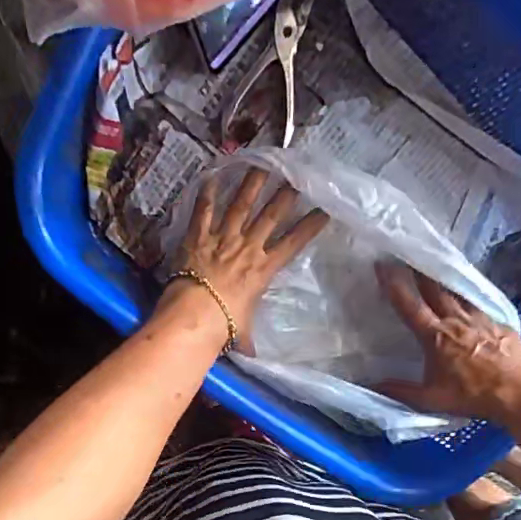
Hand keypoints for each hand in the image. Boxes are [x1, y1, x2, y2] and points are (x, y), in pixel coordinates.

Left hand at [162, 168, 329, 347]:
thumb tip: (251, 356)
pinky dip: (207, 194)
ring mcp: (222, 239)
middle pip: (271, 215)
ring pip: (241, 204)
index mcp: (263, 270)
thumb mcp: (242, 334)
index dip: (311, 225)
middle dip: (286, 193)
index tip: (325, 209)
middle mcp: (247, 248)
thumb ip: (247, 339)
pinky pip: (204, 212)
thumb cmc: (223, 327)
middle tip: (297, 174)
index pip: (293, 243)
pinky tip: (212, 176)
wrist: (195, 316)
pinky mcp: (198, 237)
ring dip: (252, 183)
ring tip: (262, 163)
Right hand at [377, 261, 520, 423]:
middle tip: (409, 256)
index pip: (409, 306)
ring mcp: (480, 319)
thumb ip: (400, 391)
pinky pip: (478, 304)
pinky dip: (466, 296)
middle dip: (419, 272)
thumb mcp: (431, 399)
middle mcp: (456, 321)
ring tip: (435, 270)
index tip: (383, 266)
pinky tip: (465, 297)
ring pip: (457, 293)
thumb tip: (373, 386)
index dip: (394, 285)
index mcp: (436, 336)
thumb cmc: (473, 395)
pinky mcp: (499, 323)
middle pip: (435, 290)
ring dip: (443, 281)